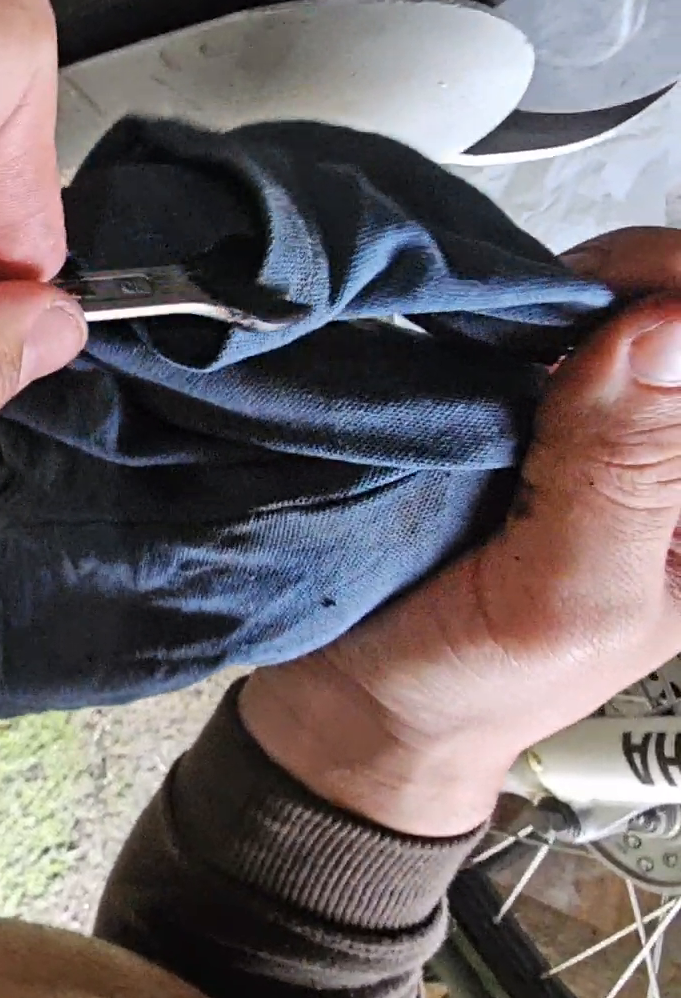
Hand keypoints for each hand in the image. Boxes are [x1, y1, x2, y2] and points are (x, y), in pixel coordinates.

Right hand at [241, 226, 680, 836]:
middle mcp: (653, 463)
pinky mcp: (482, 445)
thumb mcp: (560, 599)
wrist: (349, 705)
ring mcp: (568, 448)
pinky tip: (432, 349)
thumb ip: (622, 484)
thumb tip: (654, 329)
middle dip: (608, 292)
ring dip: (531, 312)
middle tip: (504, 314)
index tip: (587, 293)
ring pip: (590, 333)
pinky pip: (502, 364)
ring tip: (460, 327)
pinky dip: (471, 339)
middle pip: (666, 329)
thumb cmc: (461, 678)